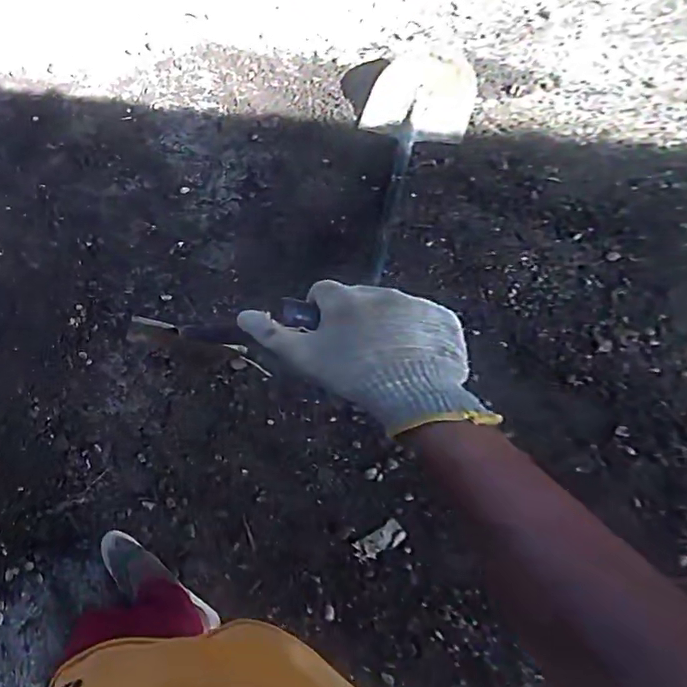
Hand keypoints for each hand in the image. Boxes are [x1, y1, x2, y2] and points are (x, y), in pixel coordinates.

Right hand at [237, 280, 499, 436]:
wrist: (415, 394)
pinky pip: (422, 320)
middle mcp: (378, 292)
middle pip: (356, 298)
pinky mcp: (443, 318)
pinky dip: (415, 334)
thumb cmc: (351, 373)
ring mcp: (414, 303)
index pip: (320, 291)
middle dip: (351, 317)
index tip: (322, 335)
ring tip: (383, 358)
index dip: (317, 312)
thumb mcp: (303, 357)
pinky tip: (411, 359)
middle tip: (352, 350)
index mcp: (342, 298)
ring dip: (383, 324)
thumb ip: (270, 334)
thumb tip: (242, 315)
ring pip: (389, 309)